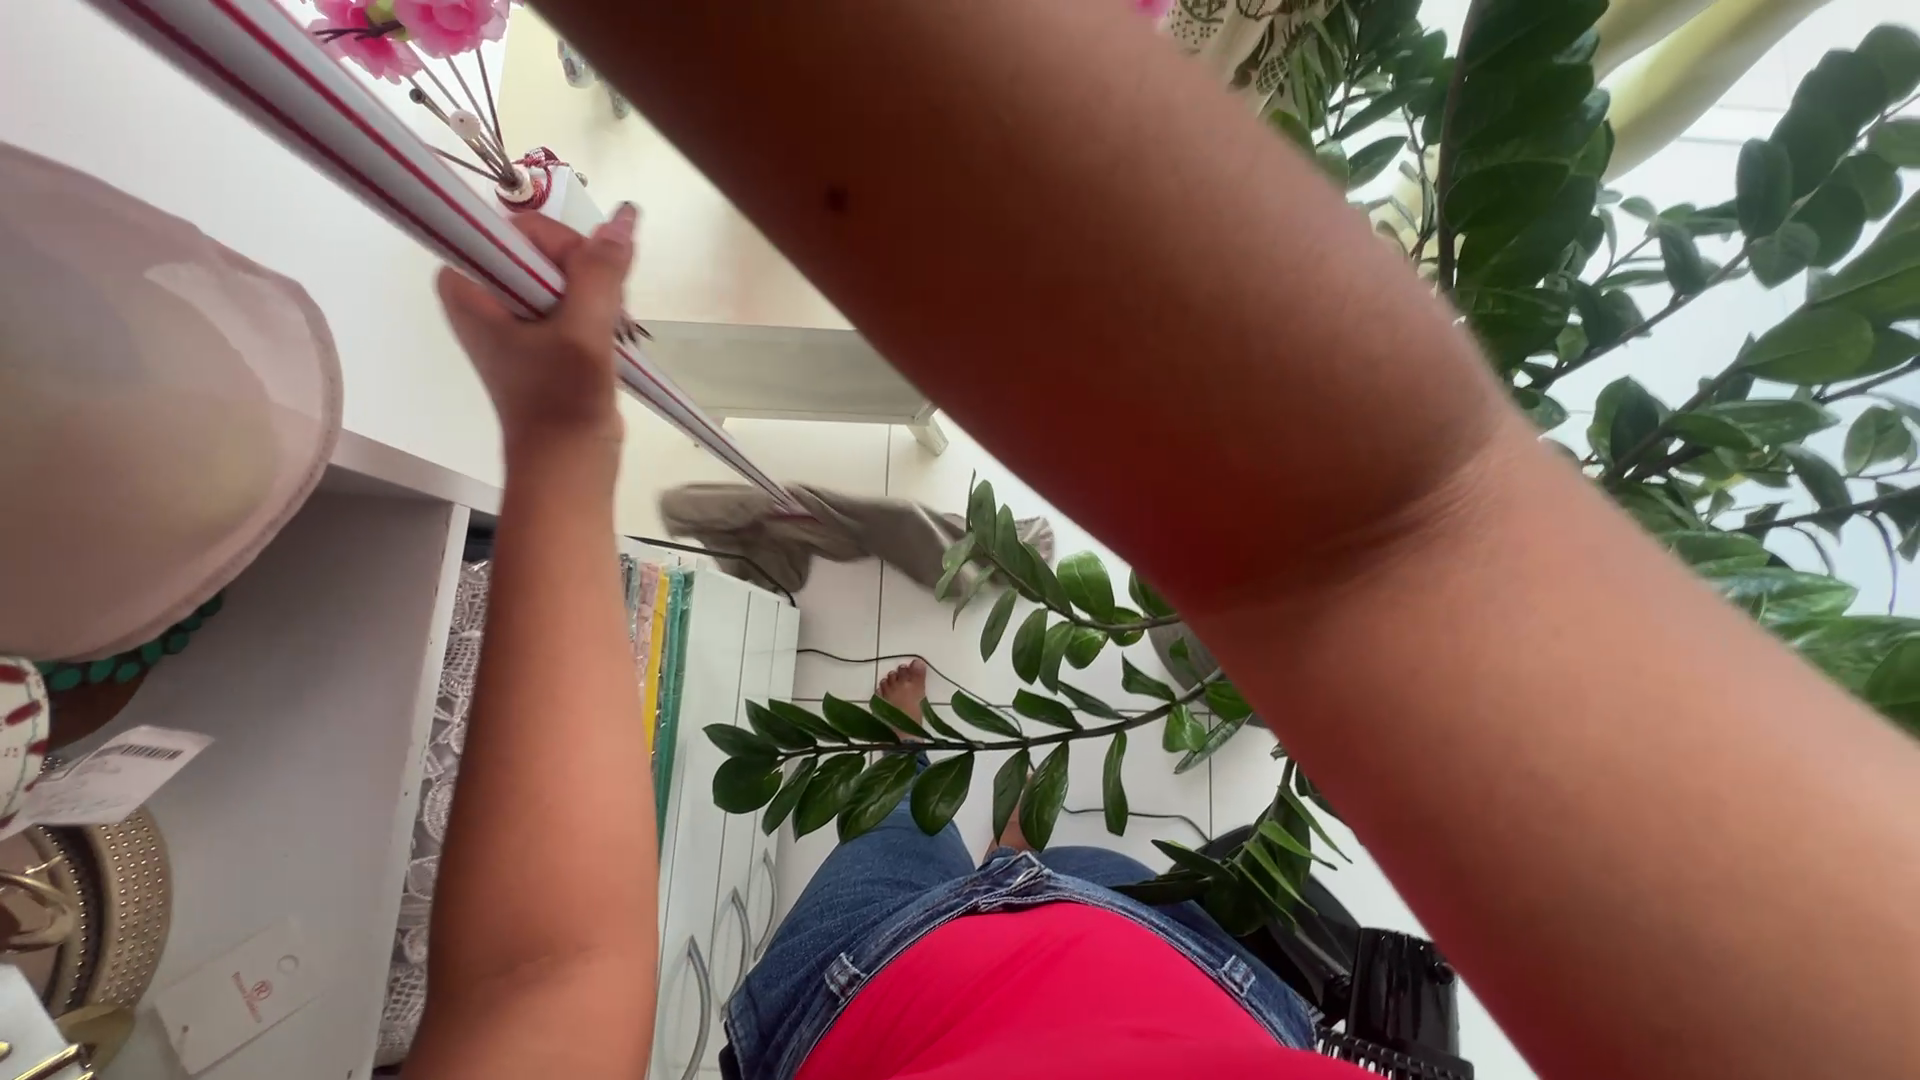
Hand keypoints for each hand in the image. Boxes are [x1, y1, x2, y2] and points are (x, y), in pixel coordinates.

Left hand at [436, 203, 637, 458]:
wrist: (568, 462)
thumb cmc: (562, 401)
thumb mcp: (584, 331)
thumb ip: (601, 272)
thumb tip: (625, 218)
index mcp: (467, 283)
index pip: (520, 228)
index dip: (565, 249)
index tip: (590, 288)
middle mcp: (482, 290)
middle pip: (547, 249)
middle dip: (588, 277)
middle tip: (606, 318)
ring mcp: (511, 313)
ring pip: (566, 274)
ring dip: (600, 298)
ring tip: (610, 336)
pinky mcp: (537, 333)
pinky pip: (572, 298)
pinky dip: (598, 313)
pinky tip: (608, 340)